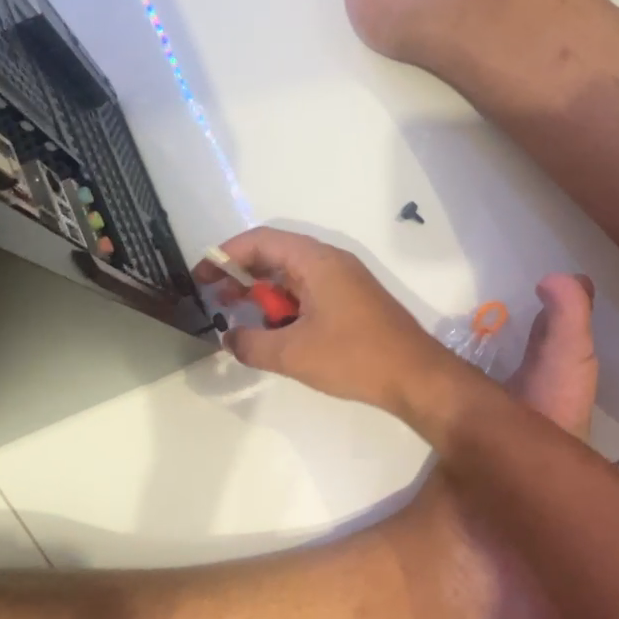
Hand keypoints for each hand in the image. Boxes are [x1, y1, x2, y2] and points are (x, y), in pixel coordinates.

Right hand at [195, 226, 464, 415]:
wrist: (417, 377)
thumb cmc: (354, 357)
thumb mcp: (292, 354)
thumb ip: (251, 344)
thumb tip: (229, 339)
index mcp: (316, 261)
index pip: (260, 241)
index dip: (225, 255)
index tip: (201, 277)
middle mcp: (331, 263)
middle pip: (275, 256)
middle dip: (242, 277)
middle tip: (217, 302)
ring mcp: (345, 283)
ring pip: (293, 279)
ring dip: (265, 297)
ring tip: (244, 323)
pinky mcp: (353, 304)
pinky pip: (310, 295)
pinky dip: (287, 309)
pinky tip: (277, 336)